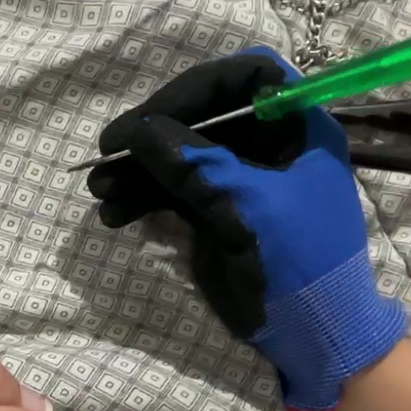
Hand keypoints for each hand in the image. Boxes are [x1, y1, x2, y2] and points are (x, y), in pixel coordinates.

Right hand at [88, 49, 405, 410]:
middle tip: (107, 153)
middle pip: (201, 116)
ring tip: (98, 189)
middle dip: (151, 134)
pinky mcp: (215, 212)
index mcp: (295, 128)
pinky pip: (172, 191)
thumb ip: (195, 165)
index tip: (147, 118)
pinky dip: (140, 198)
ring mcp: (238, 179)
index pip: (243, 78)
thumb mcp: (248, 208)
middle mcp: (265, 144)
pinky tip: (113, 214)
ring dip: (136, 169)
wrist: (312, 332)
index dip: (192, 88)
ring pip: (179, 155)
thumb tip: (136, 131)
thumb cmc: (298, 262)